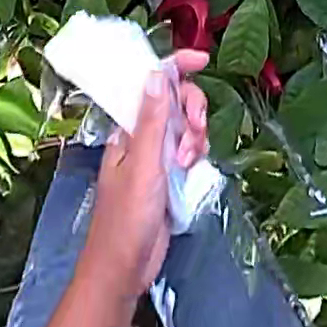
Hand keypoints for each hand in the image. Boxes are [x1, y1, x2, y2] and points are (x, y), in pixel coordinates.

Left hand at [80, 49, 209, 292]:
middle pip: (175, 100)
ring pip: (185, 126)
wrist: (124, 267)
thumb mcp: (142, 164)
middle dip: (192, 111)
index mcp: (128, 123)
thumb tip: (156, 72)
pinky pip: (189, 150)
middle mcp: (141, 132)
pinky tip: (193, 170)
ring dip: (194, 137)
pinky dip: (196, 155)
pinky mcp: (168, 174)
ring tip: (187, 162)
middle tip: (194, 135)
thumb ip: (151, 120)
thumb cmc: (127, 215)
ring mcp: (155, 153)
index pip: (152, 81)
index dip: (176, 65)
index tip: (202, 59)